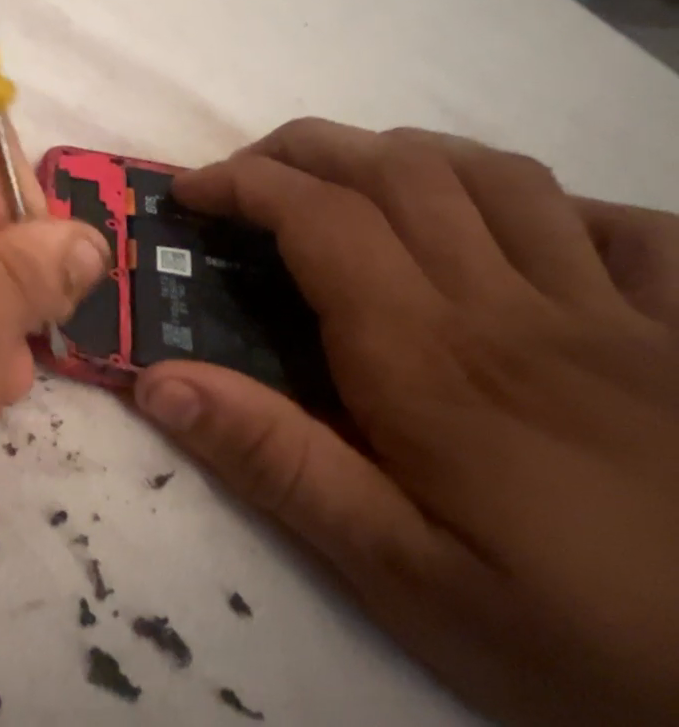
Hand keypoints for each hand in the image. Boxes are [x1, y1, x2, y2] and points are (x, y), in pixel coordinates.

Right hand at [132, 119, 678, 725]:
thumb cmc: (571, 637)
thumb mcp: (396, 572)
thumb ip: (276, 463)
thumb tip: (156, 379)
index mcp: (432, 361)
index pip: (324, 221)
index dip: (245, 185)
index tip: (187, 192)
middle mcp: (517, 312)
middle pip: (402, 173)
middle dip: (307, 150)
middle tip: (245, 173)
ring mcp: (620, 317)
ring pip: (498, 179)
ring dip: (402, 155)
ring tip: (345, 180)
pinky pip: (630, 228)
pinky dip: (549, 203)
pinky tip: (508, 226)